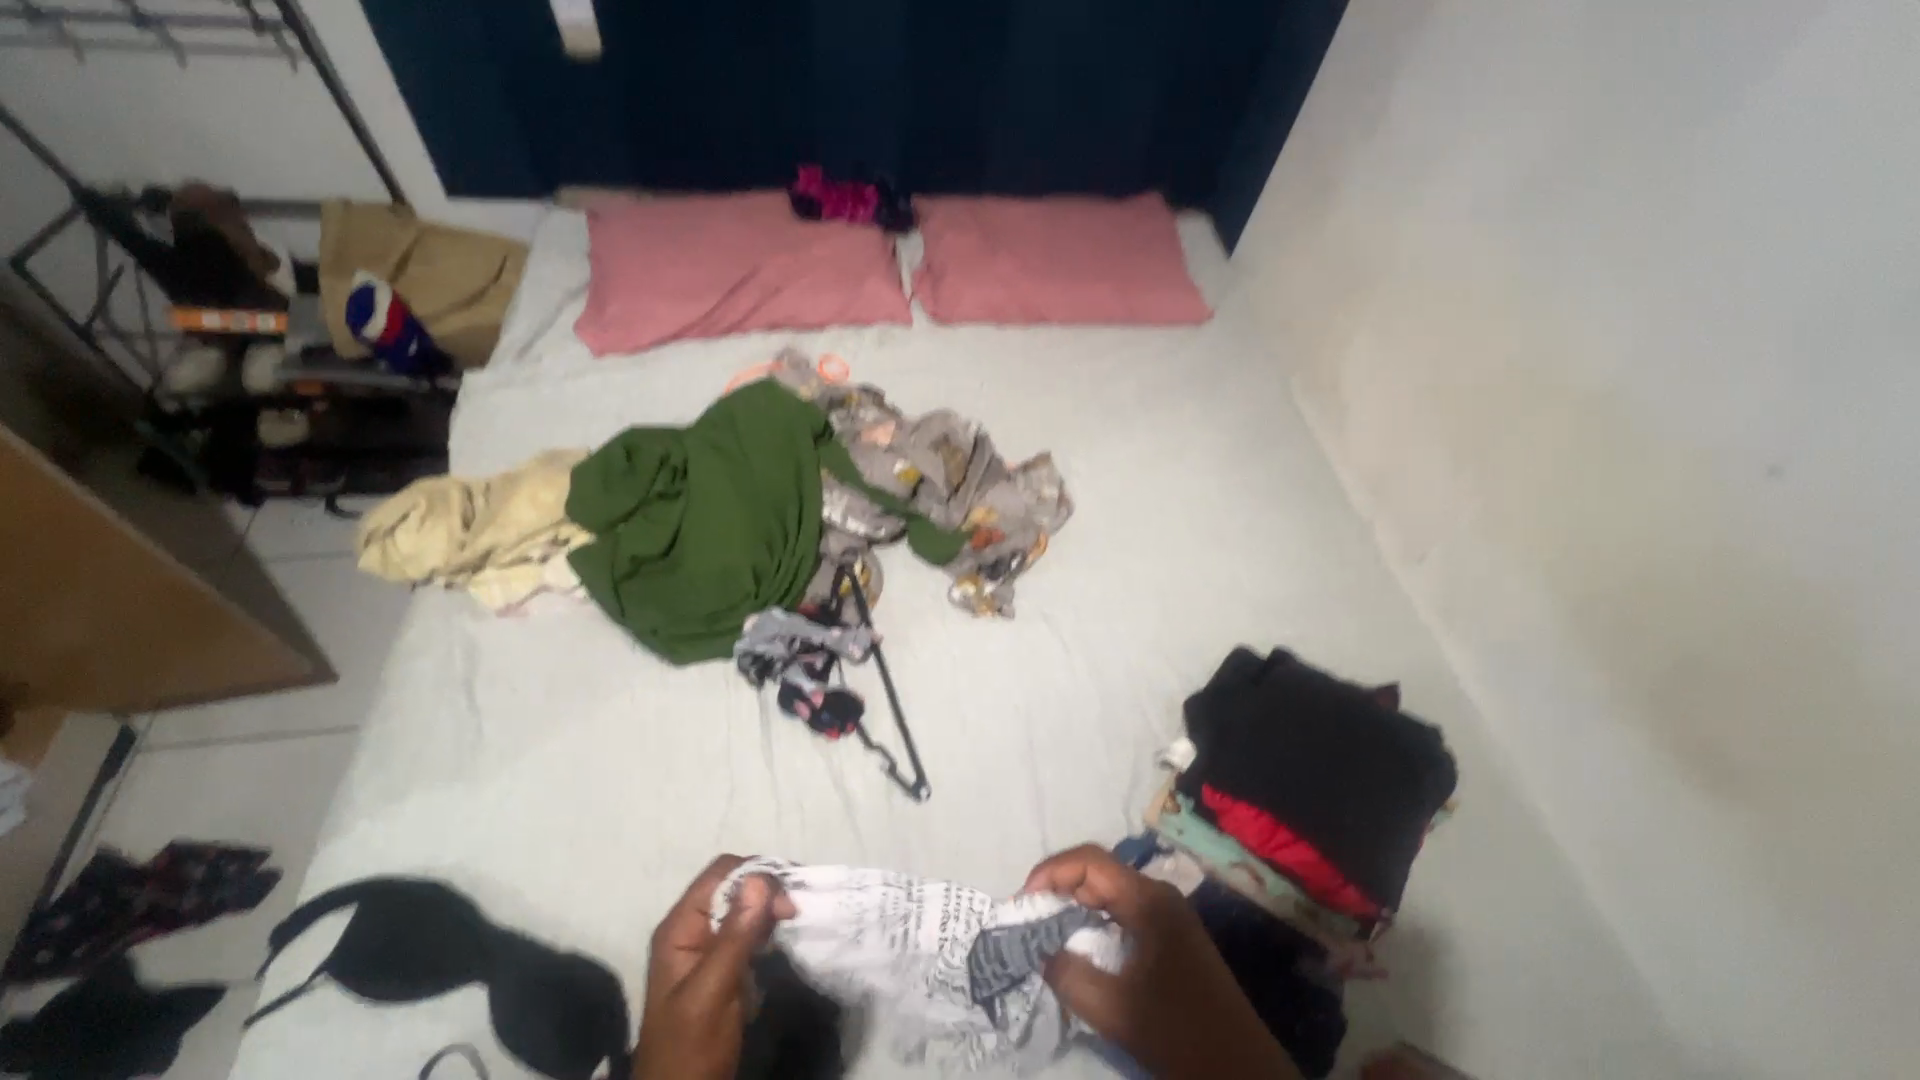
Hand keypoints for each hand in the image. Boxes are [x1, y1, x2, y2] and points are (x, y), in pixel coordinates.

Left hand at [633, 855, 795, 1079]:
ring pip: (742, 906)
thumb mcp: (712, 993)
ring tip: (795, 919)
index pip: (720, 875)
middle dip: (766, 888)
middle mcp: (691, 929)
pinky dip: (766, 926)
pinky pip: (746, 930)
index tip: (788, 898)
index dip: (755, 874)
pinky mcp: (722, 966)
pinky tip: (781, 936)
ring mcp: (706, 948)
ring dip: (769, 906)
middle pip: (732, 885)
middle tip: (796, 911)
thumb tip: (760, 879)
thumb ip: (734, 937)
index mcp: (680, 928)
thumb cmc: (689, 1050)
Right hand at [1023, 845, 1300, 1079]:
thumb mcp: (1114, 1009)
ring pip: (1109, 894)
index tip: (1021, 903)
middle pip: (1098, 873)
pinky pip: (1122, 914)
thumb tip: (1040, 950)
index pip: (1089, 861)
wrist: (1241, 1068)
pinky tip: (1076, 947)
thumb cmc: (1179, 1032)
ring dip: (1073, 906)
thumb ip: (1068, 974)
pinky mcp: (1169, 938)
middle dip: (1057, 889)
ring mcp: (1167, 916)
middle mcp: (1158, 897)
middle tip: (1025, 919)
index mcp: (1148, 901)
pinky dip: (1092, 923)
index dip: (1050, 872)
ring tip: (1042, 931)